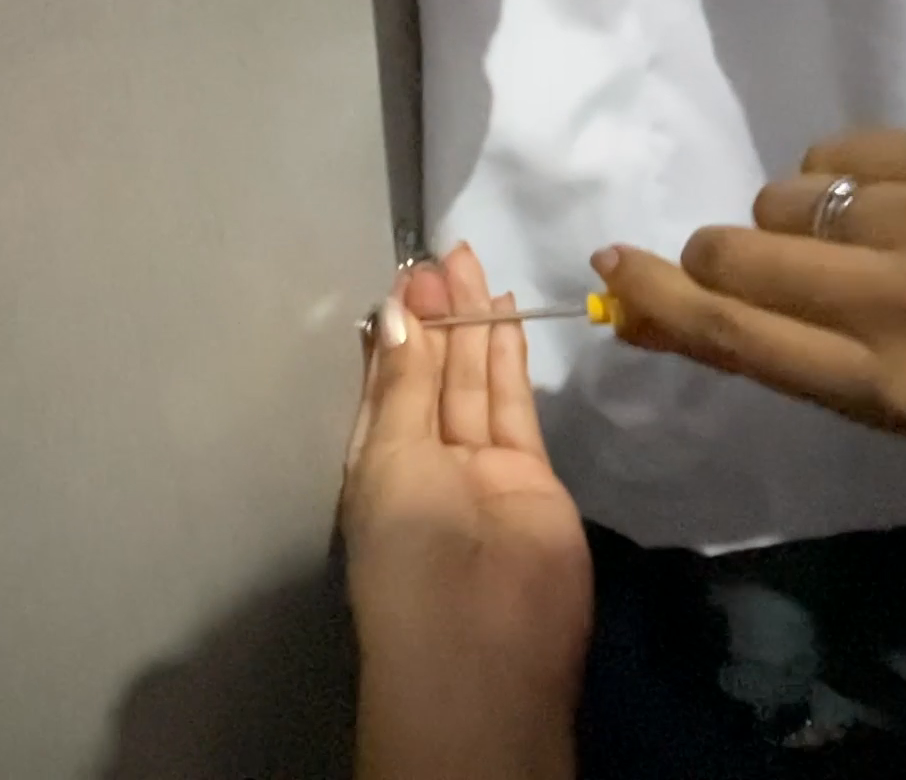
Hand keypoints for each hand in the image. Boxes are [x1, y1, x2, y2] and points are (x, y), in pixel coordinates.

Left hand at [343, 246, 589, 778]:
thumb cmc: (410, 546)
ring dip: (471, 325)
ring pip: (472, 380)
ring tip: (469, 268)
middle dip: (436, 316)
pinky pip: (512, 404)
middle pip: (431, 372)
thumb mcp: (391, 455)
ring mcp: (478, 463)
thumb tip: (395, 312)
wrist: (483, 647)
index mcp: (376, 454)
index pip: (385, 377)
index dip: (397, 328)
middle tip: (441, 258)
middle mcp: (424, 454)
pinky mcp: (529, 470)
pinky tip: (500, 316)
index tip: (406, 276)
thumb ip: (401, 383)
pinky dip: (506, 359)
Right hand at [590, 127, 905, 434]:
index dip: (657, 295)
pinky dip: (837, 179)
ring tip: (859, 237)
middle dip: (718, 254)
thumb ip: (754, 353)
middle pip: (737, 253)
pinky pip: (829, 153)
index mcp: (900, 387)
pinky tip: (896, 199)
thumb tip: (637, 316)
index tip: (608, 266)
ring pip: (777, 198)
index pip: (737, 334)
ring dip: (788, 220)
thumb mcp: (876, 396)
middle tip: (759, 262)